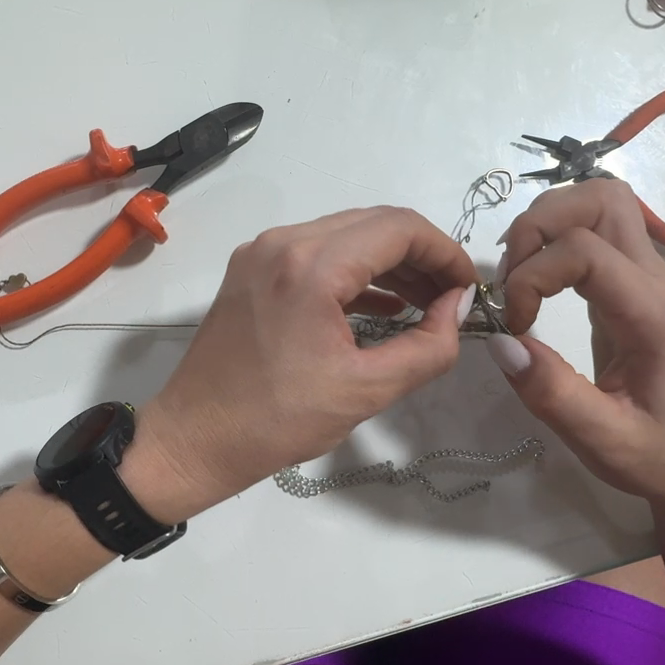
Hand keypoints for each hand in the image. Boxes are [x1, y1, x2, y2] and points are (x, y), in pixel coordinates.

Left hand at [122, 207, 477, 518]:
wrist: (195, 439)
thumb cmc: (278, 422)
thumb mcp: (367, 390)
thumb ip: (428, 346)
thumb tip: (457, 306)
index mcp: (309, 266)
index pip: (399, 228)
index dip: (445, 253)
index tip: (468, 289)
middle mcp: (282, 243)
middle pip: (372, 224)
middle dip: (420, 256)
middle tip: (451, 298)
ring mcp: (259, 254)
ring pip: (344, 236)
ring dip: (388, 264)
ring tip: (425, 305)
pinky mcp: (249, 272)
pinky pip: (315, 256)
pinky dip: (353, 274)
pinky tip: (382, 306)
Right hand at [486, 179, 664, 508]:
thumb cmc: (651, 455)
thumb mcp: (599, 440)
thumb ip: (553, 393)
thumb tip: (502, 342)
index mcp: (653, 318)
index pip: (587, 251)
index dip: (534, 276)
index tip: (515, 324)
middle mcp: (656, 283)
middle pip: (602, 200)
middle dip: (540, 226)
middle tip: (510, 282)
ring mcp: (648, 278)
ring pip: (600, 203)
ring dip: (546, 226)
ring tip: (518, 280)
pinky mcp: (631, 283)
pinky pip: (595, 230)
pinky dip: (554, 240)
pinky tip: (534, 286)